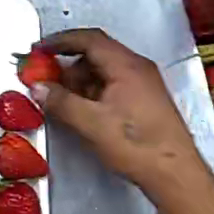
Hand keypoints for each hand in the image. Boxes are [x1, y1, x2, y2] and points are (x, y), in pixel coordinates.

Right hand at [34, 28, 207, 192]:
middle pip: (95, 54)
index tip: (39, 49)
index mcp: (126, 65)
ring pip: (103, 71)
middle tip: (46, 80)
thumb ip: (60, 102)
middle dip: (67, 66)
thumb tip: (38, 88)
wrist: (175, 174)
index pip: (88, 39)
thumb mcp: (90, 123)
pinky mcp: (145, 101)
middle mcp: (137, 68)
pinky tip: (82, 111)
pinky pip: (113, 85)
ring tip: (61, 101)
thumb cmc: (137, 145)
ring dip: (79, 81)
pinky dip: (93, 92)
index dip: (60, 40)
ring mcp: (144, 84)